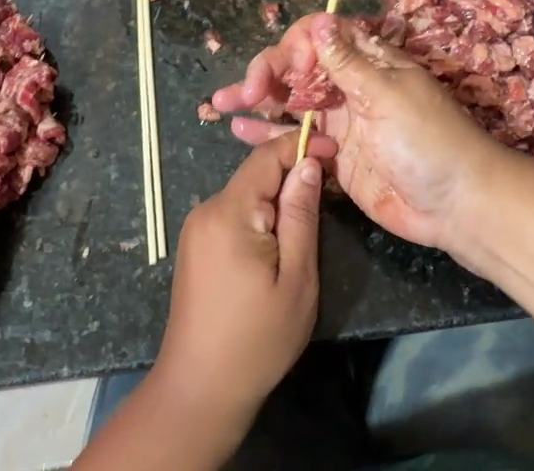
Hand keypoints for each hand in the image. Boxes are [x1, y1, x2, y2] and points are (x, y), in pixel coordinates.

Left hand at [153, 133, 332, 423]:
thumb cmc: (257, 338)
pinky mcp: (196, 246)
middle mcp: (206, 210)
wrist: (199, 388)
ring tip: (312, 216)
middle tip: (332, 187)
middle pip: (255, 174)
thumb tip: (309, 163)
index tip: (338, 150)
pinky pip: (234, 215)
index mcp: (229, 212)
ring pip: (246, 195)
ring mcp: (197, 229)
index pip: (266, 157)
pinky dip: (261, 216)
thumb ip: (301, 215)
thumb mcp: (296, 278)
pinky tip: (281, 241)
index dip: (302, 145)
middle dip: (293, 173)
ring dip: (278, 197)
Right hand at [211, 14, 505, 251]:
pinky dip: (266, 134)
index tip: (289, 67)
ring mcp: (340, 122)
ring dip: (256, 100)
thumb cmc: (428, 140)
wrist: (457, 204)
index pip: (322, 36)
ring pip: (290, 103)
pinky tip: (237, 131)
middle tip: (244, 92)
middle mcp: (350, 86)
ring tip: (220, 103)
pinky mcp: (333, 157)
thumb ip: (347, 63)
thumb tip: (317, 21)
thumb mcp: (387, 95)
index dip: (298, 44)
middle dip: (267, 72)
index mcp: (369, 62)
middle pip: (299, 68)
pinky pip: (294, 139)